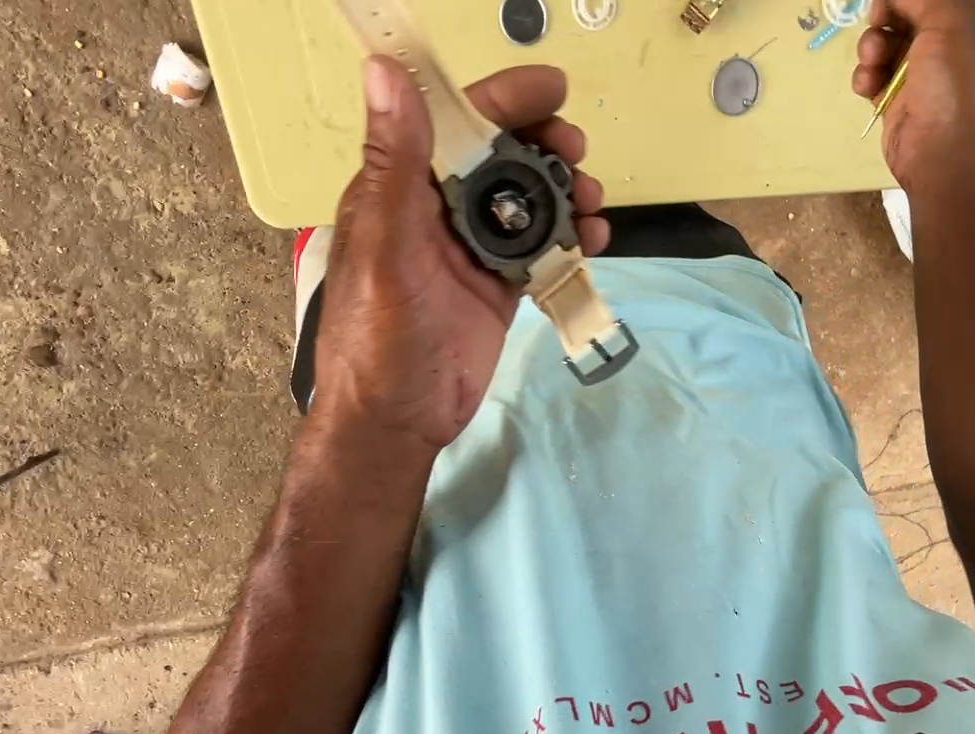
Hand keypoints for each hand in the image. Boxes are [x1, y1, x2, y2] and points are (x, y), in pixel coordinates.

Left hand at [310, 59, 608, 451]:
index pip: (455, 124)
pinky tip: (592, 240)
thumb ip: (394, 169)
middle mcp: (439, 213)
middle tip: (579, 155)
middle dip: (544, 147)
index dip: (502, 99)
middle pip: (500, 158)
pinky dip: (569, 239)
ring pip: (526, 203)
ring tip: (593, 203)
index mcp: (402, 192)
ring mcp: (472, 252)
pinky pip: (539, 250)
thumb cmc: (380, 342)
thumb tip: (386, 71)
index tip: (554, 92)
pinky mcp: (499, 289)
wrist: (399, 420)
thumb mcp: (384, 252)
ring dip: (564, 194)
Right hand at [851, 0, 974, 190]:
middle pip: (909, 9)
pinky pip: (875, 74)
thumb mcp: (948, 19)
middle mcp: (952, 40)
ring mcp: (922, 70)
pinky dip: (866, 76)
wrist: (940, 153)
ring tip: (872, 59)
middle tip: (877, 18)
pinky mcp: (896, 97)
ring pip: (887, 40)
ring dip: (872, 45)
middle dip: (888, 12)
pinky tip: (868, 85)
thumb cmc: (954, 83)